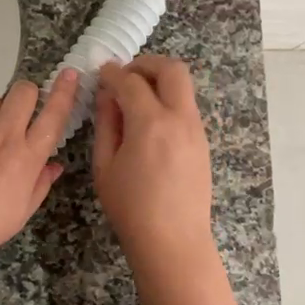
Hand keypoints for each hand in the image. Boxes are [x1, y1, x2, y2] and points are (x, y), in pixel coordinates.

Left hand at [0, 69, 79, 268]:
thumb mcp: (19, 214)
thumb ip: (39, 185)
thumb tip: (53, 165)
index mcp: (27, 156)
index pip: (54, 114)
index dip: (64, 91)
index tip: (69, 73)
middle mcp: (3, 134)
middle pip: (23, 92)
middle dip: (26, 97)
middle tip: (18, 117)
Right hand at [93, 56, 214, 258]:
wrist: (173, 241)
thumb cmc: (130, 208)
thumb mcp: (105, 166)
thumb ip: (106, 124)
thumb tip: (106, 96)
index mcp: (150, 123)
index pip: (131, 82)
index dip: (112, 73)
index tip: (101, 72)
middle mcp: (179, 119)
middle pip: (172, 69)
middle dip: (146, 64)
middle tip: (125, 75)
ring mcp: (197, 130)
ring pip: (183, 87)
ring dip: (159, 82)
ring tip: (135, 99)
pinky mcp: (203, 143)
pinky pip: (186, 108)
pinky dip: (168, 102)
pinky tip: (149, 123)